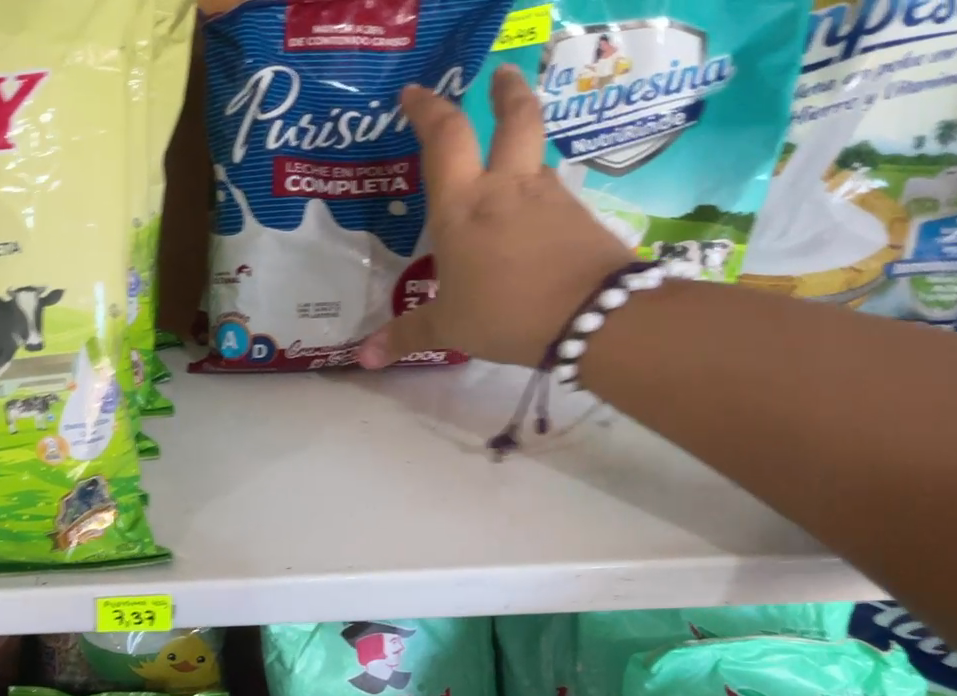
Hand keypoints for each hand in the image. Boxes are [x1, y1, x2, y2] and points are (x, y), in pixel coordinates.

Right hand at [360, 67, 635, 369]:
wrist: (593, 314)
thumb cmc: (504, 311)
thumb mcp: (447, 327)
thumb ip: (405, 335)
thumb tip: (364, 358)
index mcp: (462, 207)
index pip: (445, 138)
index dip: (427, 109)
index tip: (414, 94)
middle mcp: (505, 188)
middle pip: (512, 119)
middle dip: (505, 92)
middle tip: (500, 76)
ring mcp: (546, 197)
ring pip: (533, 156)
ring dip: (522, 146)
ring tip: (508, 157)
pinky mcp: (575, 216)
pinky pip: (548, 193)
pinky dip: (535, 194)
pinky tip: (527, 216)